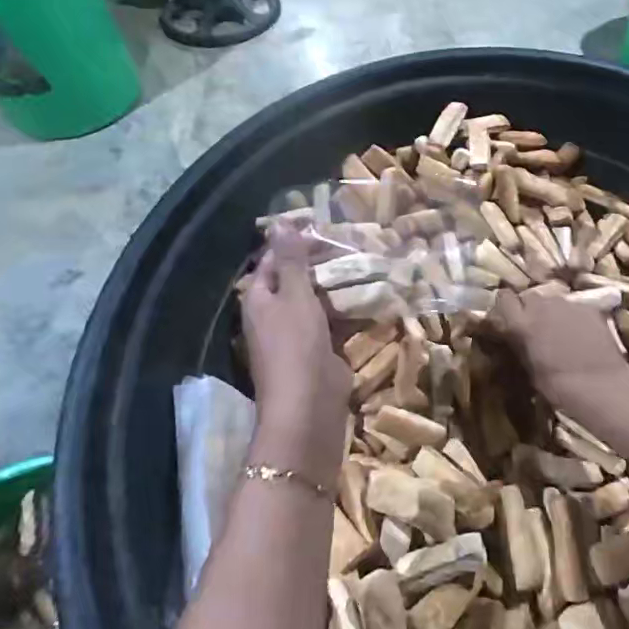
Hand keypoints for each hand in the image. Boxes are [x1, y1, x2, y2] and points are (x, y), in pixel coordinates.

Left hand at [241, 227, 350, 473]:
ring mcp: (298, 335)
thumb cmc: (295, 345)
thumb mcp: (294, 295)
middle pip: (295, 280)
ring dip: (337, 286)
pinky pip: (333, 323)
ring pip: (317, 301)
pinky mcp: (320, 351)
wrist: (309, 405)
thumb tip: (280, 223)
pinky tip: (369, 296)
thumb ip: (291, 260)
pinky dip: (347, 310)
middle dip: (320, 264)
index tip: (324, 229)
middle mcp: (274, 315)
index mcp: (259, 299)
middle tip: (351, 245)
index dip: (294, 243)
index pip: (271, 261)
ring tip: (364, 264)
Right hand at [489, 290, 628, 405]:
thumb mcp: (530, 368)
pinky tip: (579, 332)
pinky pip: (574, 306)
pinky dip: (572, 315)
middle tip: (533, 326)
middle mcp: (542, 306)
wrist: (600, 385)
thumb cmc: (558, 386)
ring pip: (552, 299)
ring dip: (550, 311)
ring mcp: (568, 304)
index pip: (504, 298)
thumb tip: (515, 336)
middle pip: (529, 295)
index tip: (507, 317)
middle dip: (528, 307)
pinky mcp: (589, 308)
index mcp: (522, 322)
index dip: (505, 306)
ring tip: (557, 329)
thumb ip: (520, 344)